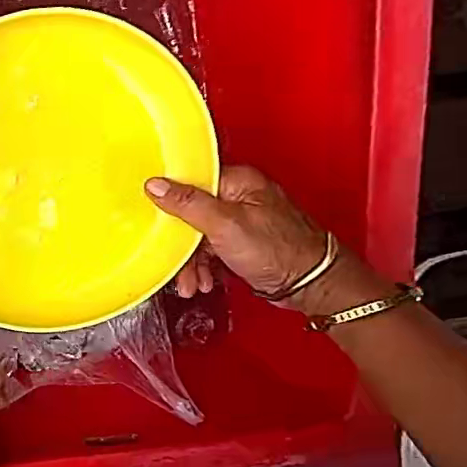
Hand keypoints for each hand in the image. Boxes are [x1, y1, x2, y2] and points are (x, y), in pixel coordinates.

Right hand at [144, 165, 395, 316]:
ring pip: (195, 237)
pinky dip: (202, 267)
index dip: (168, 200)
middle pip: (188, 214)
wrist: (311, 284)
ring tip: (192, 281)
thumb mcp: (224, 224)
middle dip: (179, 246)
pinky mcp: (238, 242)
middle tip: (176, 263)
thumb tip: (155, 184)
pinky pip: (207, 250)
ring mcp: (238, 221)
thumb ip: (187, 203)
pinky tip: (204, 280)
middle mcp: (238, 198)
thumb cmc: (279, 250)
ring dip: (189, 263)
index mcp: (238, 182)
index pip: (189, 182)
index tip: (154, 218)